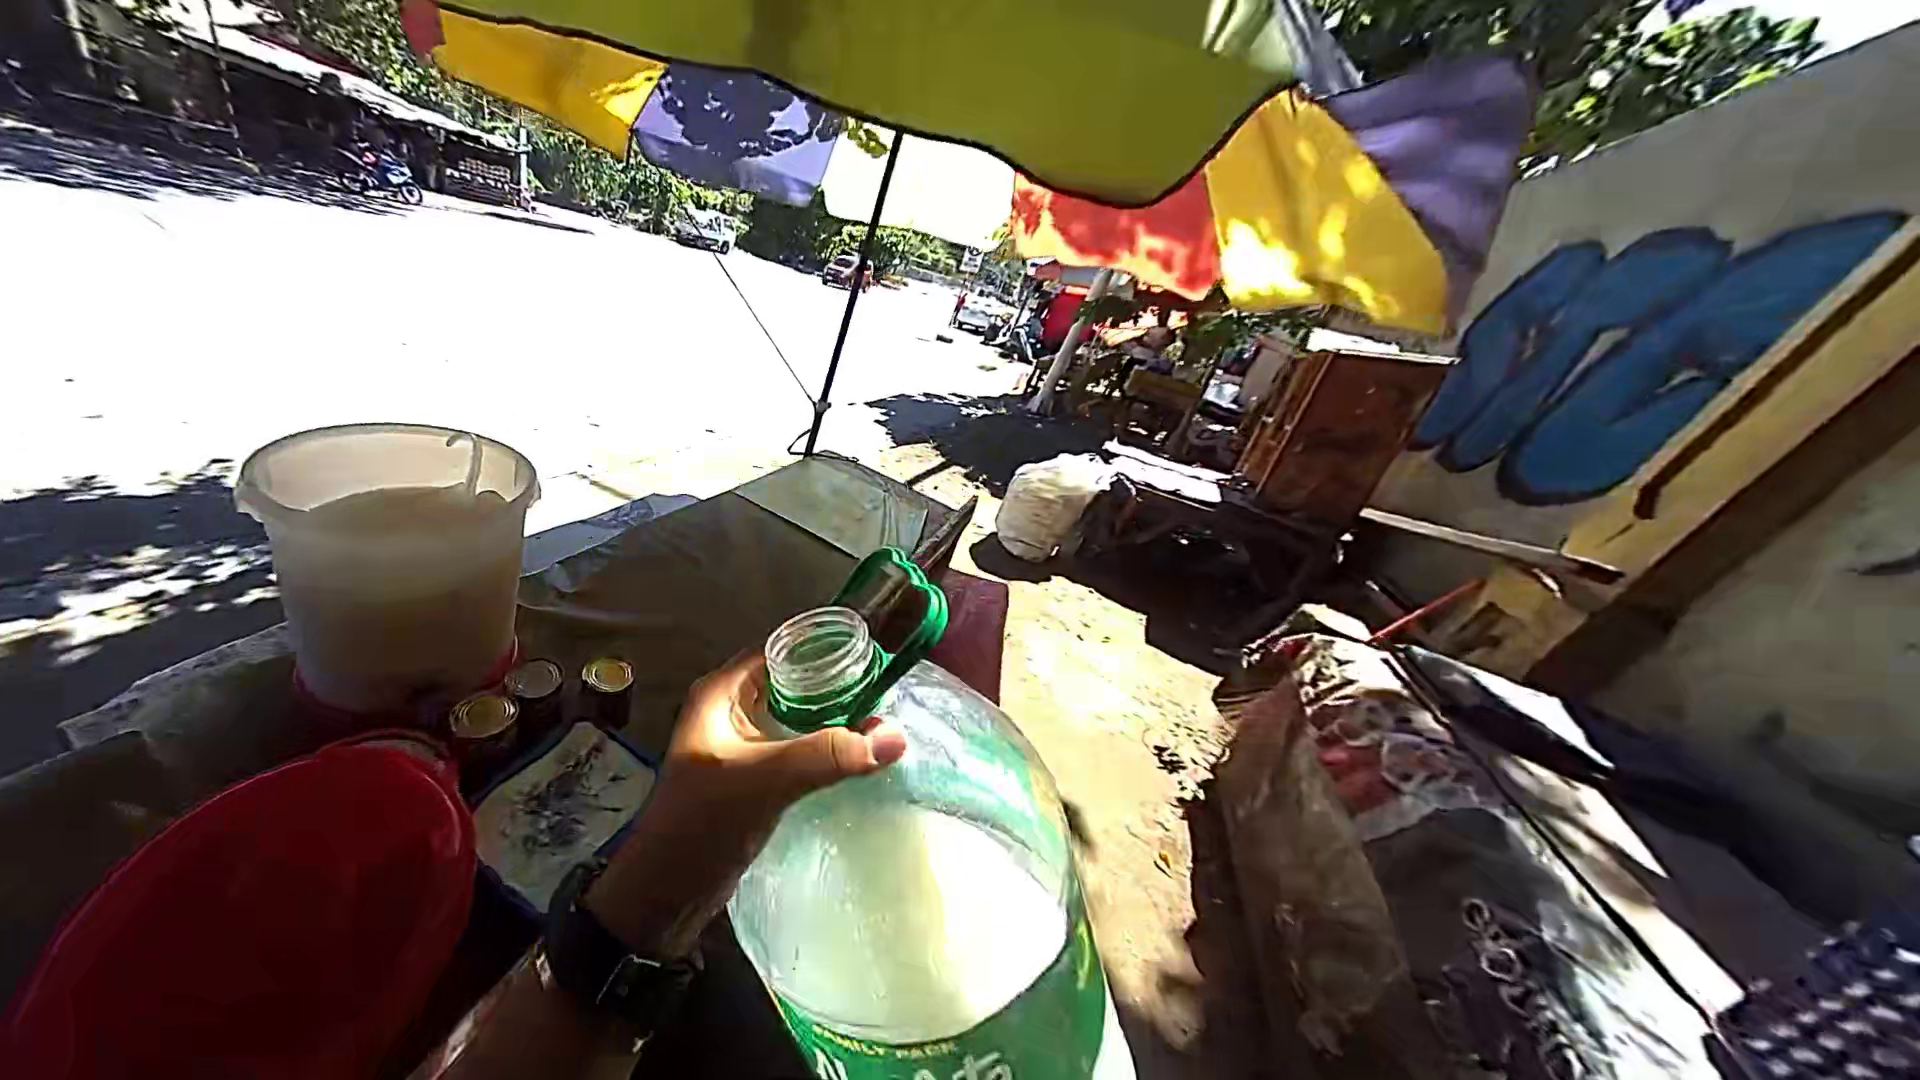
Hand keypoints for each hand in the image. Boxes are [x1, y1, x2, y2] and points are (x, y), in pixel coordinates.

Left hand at [584, 651, 904, 956]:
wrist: (666, 899)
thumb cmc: (700, 825)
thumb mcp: (763, 780)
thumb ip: (827, 755)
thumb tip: (897, 737)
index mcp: (724, 691)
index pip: (784, 649)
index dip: (826, 648)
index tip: (872, 657)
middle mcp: (736, 706)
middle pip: (798, 680)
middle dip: (841, 685)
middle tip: (886, 692)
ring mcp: (748, 740)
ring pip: (804, 713)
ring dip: (839, 716)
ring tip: (883, 720)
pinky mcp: (761, 771)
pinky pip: (803, 743)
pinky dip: (831, 744)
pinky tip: (860, 752)